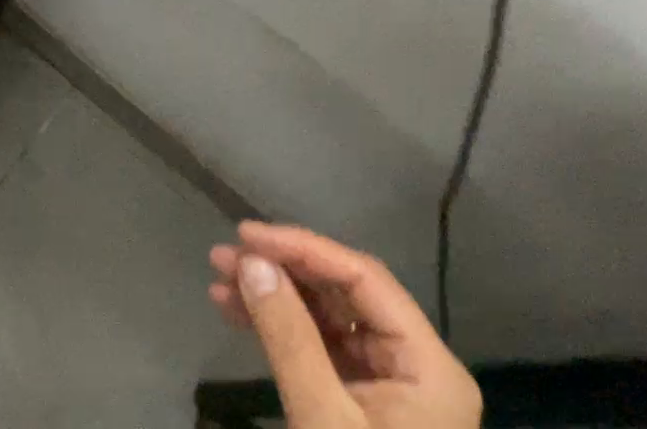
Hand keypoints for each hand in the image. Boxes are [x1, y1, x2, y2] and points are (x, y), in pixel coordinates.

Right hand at [209, 223, 480, 428]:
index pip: (363, 278)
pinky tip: (236, 314)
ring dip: (274, 296)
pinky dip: (278, 328)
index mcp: (428, 364)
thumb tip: (251, 262)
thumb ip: (288, 336)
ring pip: (327, 317)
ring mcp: (389, 384)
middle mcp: (414, 364)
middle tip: (222, 257)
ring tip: (219, 280)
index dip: (303, 248)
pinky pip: (319, 347)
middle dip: (282, 270)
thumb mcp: (323, 417)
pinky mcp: (362, 402)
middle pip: (344, 294)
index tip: (246, 235)